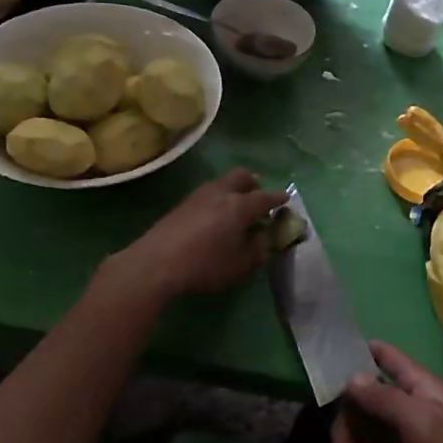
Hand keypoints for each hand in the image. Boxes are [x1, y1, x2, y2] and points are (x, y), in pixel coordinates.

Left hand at [100, 169, 284, 299]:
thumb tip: (265, 236)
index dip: (278, 198)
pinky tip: (216, 217)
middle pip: (242, 177)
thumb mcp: (241, 264)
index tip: (286, 198)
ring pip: (223, 183)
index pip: (265, 197)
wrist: (156, 262)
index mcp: (240, 205)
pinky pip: (208, 193)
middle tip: (259, 198)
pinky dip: (219, 199)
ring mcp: (198, 195)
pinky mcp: (182, 204)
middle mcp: (220, 192)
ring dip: (234, 190)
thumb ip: (258, 248)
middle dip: (254, 184)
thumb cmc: (205, 265)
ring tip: (237, 209)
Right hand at [331, 341, 442, 442]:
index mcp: (418, 388)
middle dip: (351, 435)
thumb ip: (383, 397)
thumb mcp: (420, 424)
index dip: (359, 353)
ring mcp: (407, 441)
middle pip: (364, 406)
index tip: (331, 366)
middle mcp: (410, 409)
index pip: (385, 356)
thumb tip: (351, 376)